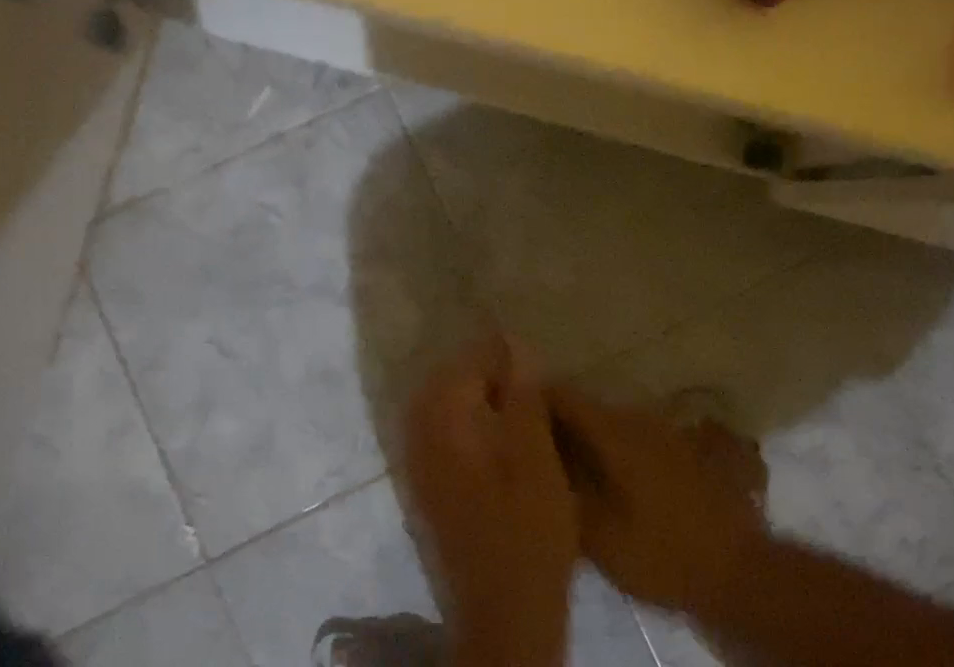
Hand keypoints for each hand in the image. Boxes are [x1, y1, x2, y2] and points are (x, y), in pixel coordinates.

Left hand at [403, 338, 575, 666]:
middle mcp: (419, 438)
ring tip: (506, 398)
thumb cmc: (529, 531)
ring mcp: (416, 466)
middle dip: (475, 368)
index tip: (524, 348)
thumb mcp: (537, 458)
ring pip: (433, 407)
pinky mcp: (422, 489)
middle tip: (516, 370)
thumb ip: (522, 398)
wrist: (503, 610)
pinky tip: (487, 434)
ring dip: (465, 395)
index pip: (463, 365)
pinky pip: (432, 434)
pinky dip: (457, 421)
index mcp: (445, 424)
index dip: (493, 351)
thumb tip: (513, 343)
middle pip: (440, 382)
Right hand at [547, 388, 768, 615]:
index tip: (504, 412)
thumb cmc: (662, 555)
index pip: (561, 394)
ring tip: (563, 466)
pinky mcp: (683, 452)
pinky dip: (613, 451)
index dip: (530, 399)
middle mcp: (638, 419)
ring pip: (611, 424)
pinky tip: (607, 479)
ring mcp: (665, 433)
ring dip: (585, 438)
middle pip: (585, 408)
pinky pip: (634, 440)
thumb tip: (533, 455)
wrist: (741, 574)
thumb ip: (562, 488)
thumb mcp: (598, 535)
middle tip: (528, 450)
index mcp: (614, 431)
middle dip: (555, 423)